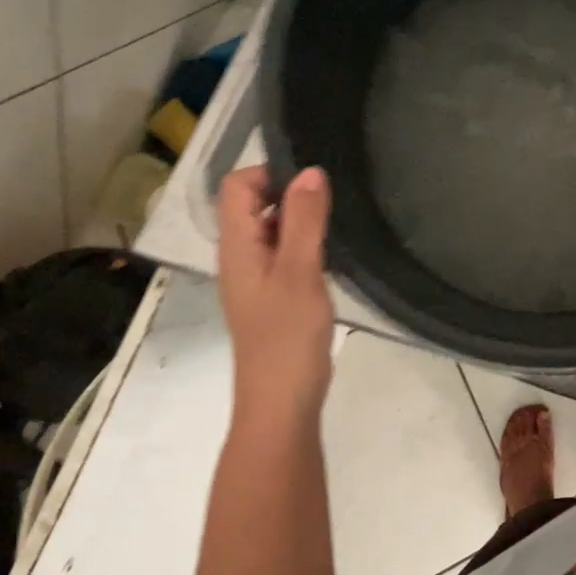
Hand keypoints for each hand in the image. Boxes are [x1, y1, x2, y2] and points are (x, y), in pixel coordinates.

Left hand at [217, 165, 337, 412]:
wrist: (281, 403)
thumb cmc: (287, 337)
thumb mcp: (300, 272)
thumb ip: (304, 220)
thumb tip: (310, 171)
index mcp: (237, 247)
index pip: (237, 186)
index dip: (270, 173)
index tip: (314, 182)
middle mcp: (240, 257)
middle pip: (253, 204)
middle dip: (290, 192)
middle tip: (334, 199)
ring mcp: (256, 278)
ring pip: (272, 229)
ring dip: (301, 219)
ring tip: (339, 222)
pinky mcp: (273, 296)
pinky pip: (284, 253)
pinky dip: (306, 244)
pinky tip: (333, 255)